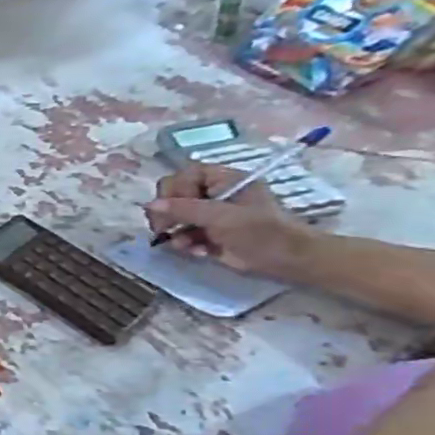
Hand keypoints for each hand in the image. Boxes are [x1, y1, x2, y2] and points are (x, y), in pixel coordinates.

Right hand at [144, 163, 314, 275]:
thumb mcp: (222, 217)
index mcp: (225, 180)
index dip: (175, 190)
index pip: (185, 175)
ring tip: (184, 245)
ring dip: (174, 232)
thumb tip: (149, 204)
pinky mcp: (205, 232)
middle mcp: (215, 194)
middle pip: (174, 195)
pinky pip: (180, 234)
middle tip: (164, 229)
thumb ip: (184, 209)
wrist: (285, 259)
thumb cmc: (260, 231)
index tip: (175, 209)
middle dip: (167, 214)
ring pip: (173, 217)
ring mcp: (210, 214)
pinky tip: (197, 251)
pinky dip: (184, 243)